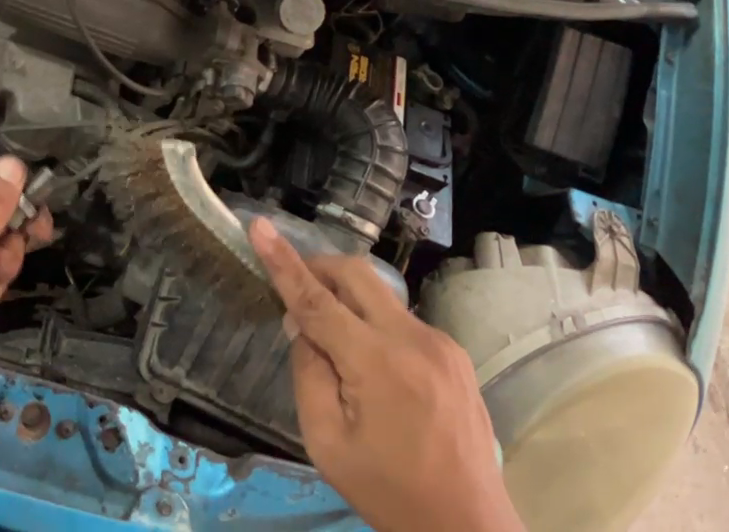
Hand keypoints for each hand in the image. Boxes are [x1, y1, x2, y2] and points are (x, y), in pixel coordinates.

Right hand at [248, 219, 525, 531]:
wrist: (469, 530)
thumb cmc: (389, 493)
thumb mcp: (326, 443)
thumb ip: (308, 373)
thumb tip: (303, 326)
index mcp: (379, 365)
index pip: (317, 299)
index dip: (283, 262)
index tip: (259, 226)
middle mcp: (415, 340)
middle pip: (355, 275)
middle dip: (317, 269)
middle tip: (292, 291)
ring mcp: (441, 344)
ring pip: (379, 295)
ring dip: (346, 301)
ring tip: (333, 348)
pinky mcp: (455, 354)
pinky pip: (400, 319)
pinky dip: (372, 324)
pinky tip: (370, 367)